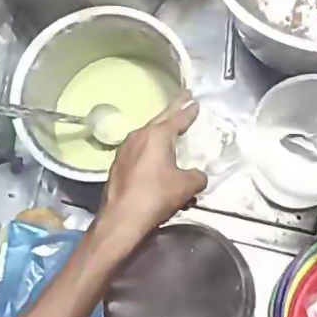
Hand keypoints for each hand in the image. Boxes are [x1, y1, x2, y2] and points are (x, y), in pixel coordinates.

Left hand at [98, 95, 206, 243]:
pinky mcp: (118, 164)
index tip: (195, 101)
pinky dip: (151, 150)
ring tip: (171, 129)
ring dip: (161, 132)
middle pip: (160, 119)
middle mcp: (138, 136)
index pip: (177, 118)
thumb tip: (197, 176)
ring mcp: (125, 150)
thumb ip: (198, 177)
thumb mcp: (186, 186)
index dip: (189, 111)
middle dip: (174, 109)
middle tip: (185, 98)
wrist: (121, 218)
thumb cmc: (156, 196)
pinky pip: (140, 151)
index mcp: (157, 136)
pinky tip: (157, 159)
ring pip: (148, 135)